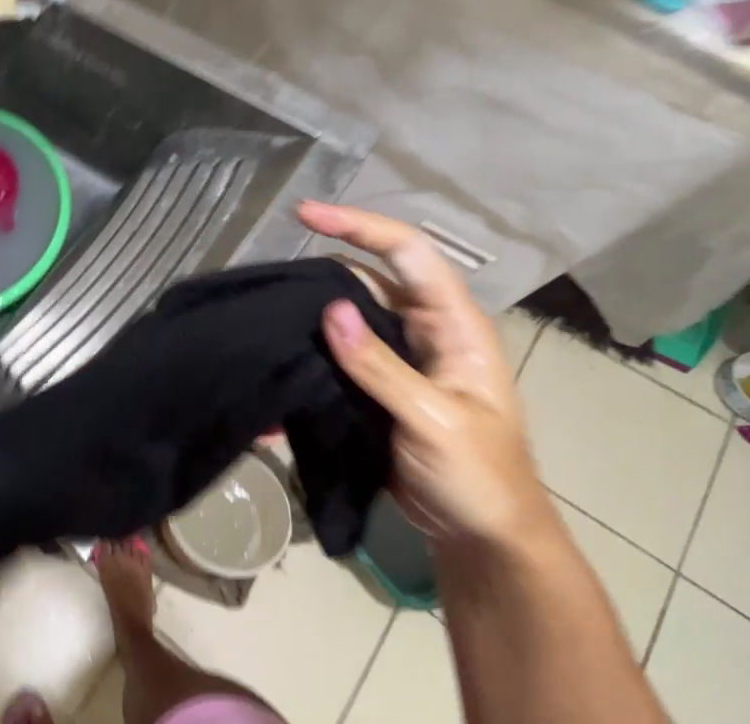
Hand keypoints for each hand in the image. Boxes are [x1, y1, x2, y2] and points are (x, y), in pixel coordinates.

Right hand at [299, 201, 557, 547]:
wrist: (482, 535)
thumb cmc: (478, 476)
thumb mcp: (434, 421)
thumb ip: (381, 367)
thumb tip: (330, 308)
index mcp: (457, 326)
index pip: (410, 254)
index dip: (360, 226)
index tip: (306, 214)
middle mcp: (428, 329)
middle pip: (374, 275)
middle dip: (326, 259)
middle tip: (272, 265)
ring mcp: (402, 356)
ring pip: (353, 311)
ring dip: (315, 303)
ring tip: (267, 300)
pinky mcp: (380, 383)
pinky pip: (342, 348)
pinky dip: (313, 340)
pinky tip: (281, 342)